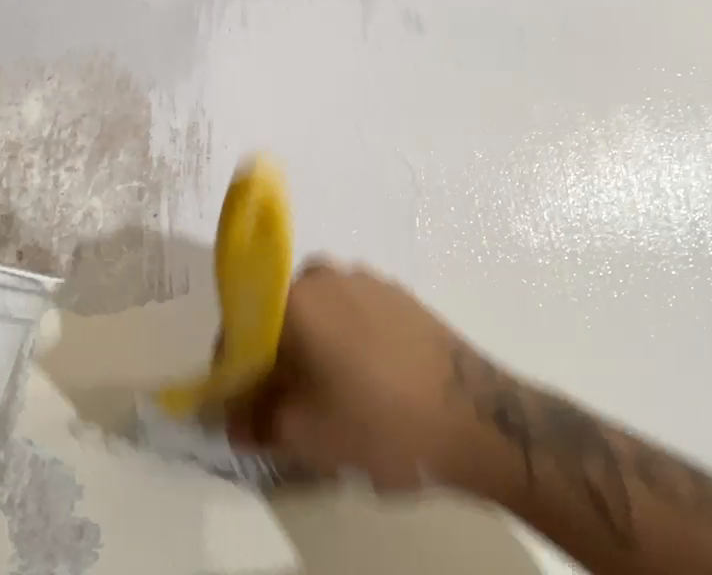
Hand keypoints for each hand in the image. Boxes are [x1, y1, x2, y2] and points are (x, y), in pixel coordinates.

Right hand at [226, 262, 481, 491]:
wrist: (479, 418)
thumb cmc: (380, 423)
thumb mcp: (305, 437)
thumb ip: (253, 423)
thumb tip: (232, 419)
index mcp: (294, 298)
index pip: (240, 328)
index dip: (236, 370)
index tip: (246, 405)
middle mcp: (325, 274)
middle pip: (279, 315)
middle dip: (276, 357)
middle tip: (291, 404)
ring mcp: (368, 279)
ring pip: (319, 314)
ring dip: (314, 348)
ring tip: (335, 395)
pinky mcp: (401, 294)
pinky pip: (354, 314)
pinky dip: (348, 342)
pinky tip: (369, 381)